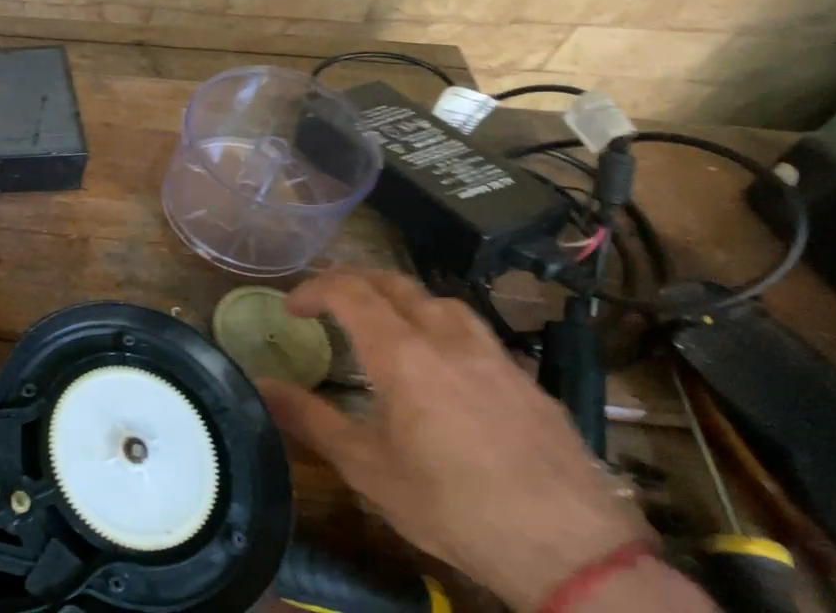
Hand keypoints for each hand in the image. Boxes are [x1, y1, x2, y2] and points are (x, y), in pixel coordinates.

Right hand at [258, 269, 653, 611]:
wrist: (574, 553)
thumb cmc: (454, 507)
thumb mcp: (367, 468)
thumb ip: (310, 420)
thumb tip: (261, 387)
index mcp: (403, 355)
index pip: (350, 291)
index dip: (314, 288)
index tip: (292, 308)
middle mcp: (450, 342)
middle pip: (398, 284)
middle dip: (355, 281)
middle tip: (330, 300)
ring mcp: (498, 361)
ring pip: (445, 303)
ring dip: (405, 300)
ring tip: (388, 324)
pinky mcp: (532, 387)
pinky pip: (480, 338)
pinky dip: (446, 333)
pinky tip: (447, 372)